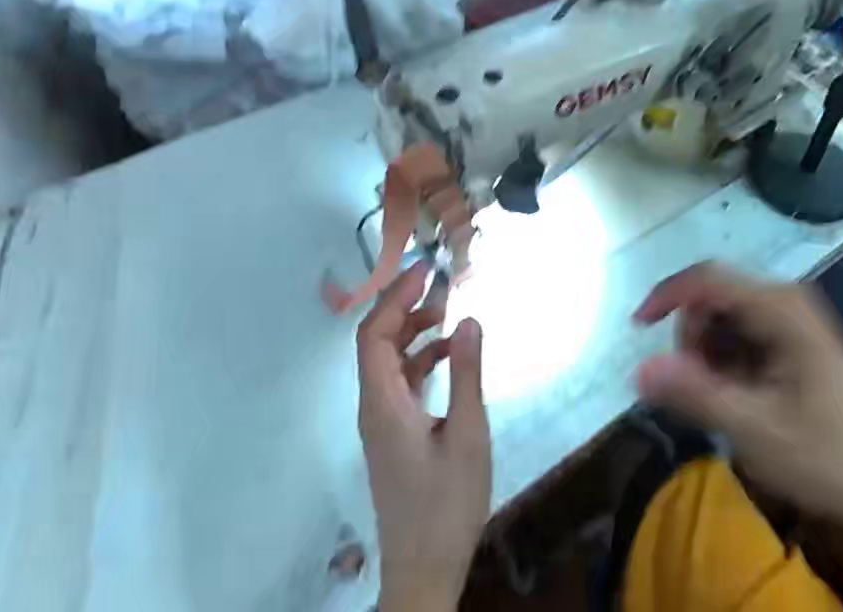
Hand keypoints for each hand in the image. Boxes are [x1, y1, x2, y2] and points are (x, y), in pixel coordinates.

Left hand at [357, 263, 489, 611]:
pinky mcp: (394, 435)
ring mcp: (382, 423)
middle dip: (404, 307)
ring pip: (388, 362)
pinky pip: (400, 382)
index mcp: (382, 403)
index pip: (373, 335)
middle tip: (442, 284)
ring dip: (414, 332)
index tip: (425, 271)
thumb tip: (469, 318)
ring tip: (450, 312)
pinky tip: (449, 355)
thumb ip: (466, 373)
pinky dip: (421, 359)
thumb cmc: (446, 502)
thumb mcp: (467, 433)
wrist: (424, 571)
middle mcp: (373, 407)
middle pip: (377, 343)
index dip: (394, 296)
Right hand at [631, 262, 842, 528]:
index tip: (637, 330)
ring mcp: (793, 318)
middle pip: (713, 296)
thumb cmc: (828, 457)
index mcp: (780, 307)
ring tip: (723, 402)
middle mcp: (786, 300)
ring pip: (725, 317)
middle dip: (692, 338)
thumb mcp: (755, 430)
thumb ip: (696, 394)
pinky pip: (743, 334)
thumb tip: (640, 367)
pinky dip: (727, 362)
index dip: (666, 296)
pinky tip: (741, 399)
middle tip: (696, 390)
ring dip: (708, 354)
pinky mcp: (795, 340)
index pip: (706, 278)